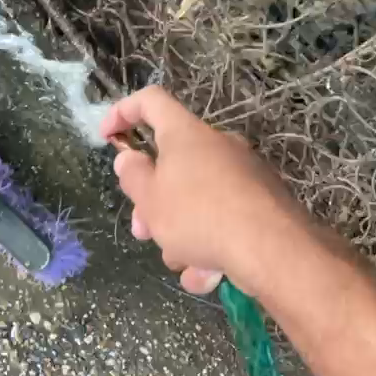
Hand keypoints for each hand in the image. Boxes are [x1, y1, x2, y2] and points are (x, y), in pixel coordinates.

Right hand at [99, 87, 305, 294]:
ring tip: (183, 263)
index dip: (123, 112)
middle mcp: (217, 146)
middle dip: (152, 204)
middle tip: (143, 232)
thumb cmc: (198, 216)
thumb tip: (128, 157)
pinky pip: (221, 222)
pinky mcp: (260, 203)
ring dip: (180, 234)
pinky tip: (208, 274)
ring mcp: (242, 174)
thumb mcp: (150, 200)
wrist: (269, 248)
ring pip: (195, 202)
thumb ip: (133, 177)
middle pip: (172, 167)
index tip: (106, 136)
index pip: (150, 102)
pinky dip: (209, 247)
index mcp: (185, 135)